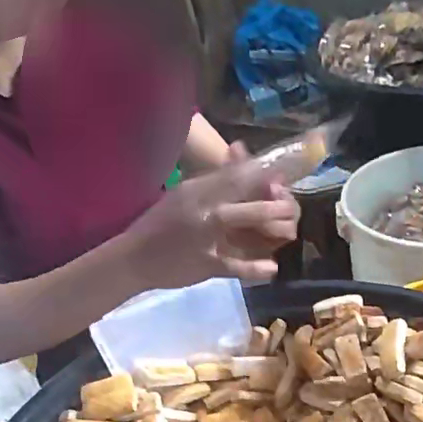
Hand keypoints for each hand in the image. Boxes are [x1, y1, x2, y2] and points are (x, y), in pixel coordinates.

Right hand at [124, 153, 297, 287]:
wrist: (135, 258)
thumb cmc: (160, 224)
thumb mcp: (185, 194)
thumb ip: (215, 179)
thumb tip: (242, 153)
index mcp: (201, 187)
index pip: (242, 172)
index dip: (270, 174)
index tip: (282, 181)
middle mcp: (208, 206)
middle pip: (256, 196)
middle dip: (280, 203)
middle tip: (287, 208)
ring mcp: (209, 235)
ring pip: (252, 224)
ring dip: (275, 227)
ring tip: (286, 232)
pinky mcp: (209, 263)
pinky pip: (240, 266)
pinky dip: (258, 268)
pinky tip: (272, 267)